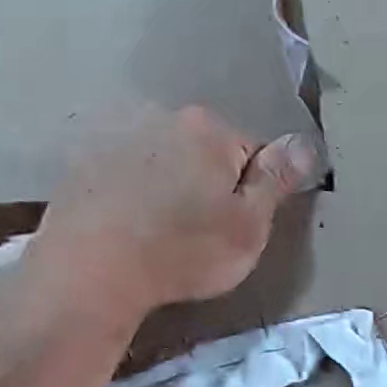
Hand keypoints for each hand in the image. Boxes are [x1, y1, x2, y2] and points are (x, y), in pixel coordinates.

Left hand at [24, 105, 319, 317]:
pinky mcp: (81, 160)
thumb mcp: (249, 225)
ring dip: (173, 187)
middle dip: (213, 185)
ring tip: (166, 232)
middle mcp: (162, 116)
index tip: (242, 227)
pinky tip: (132, 227)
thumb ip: (277, 180)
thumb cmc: (184, 251)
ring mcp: (115, 134)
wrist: (90, 270)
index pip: (254, 153)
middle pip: (207, 152)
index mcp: (210, 129)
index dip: (256, 194)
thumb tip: (306, 143)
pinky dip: (136, 193)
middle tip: (206, 234)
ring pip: (166, 160)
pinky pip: (128, 173)